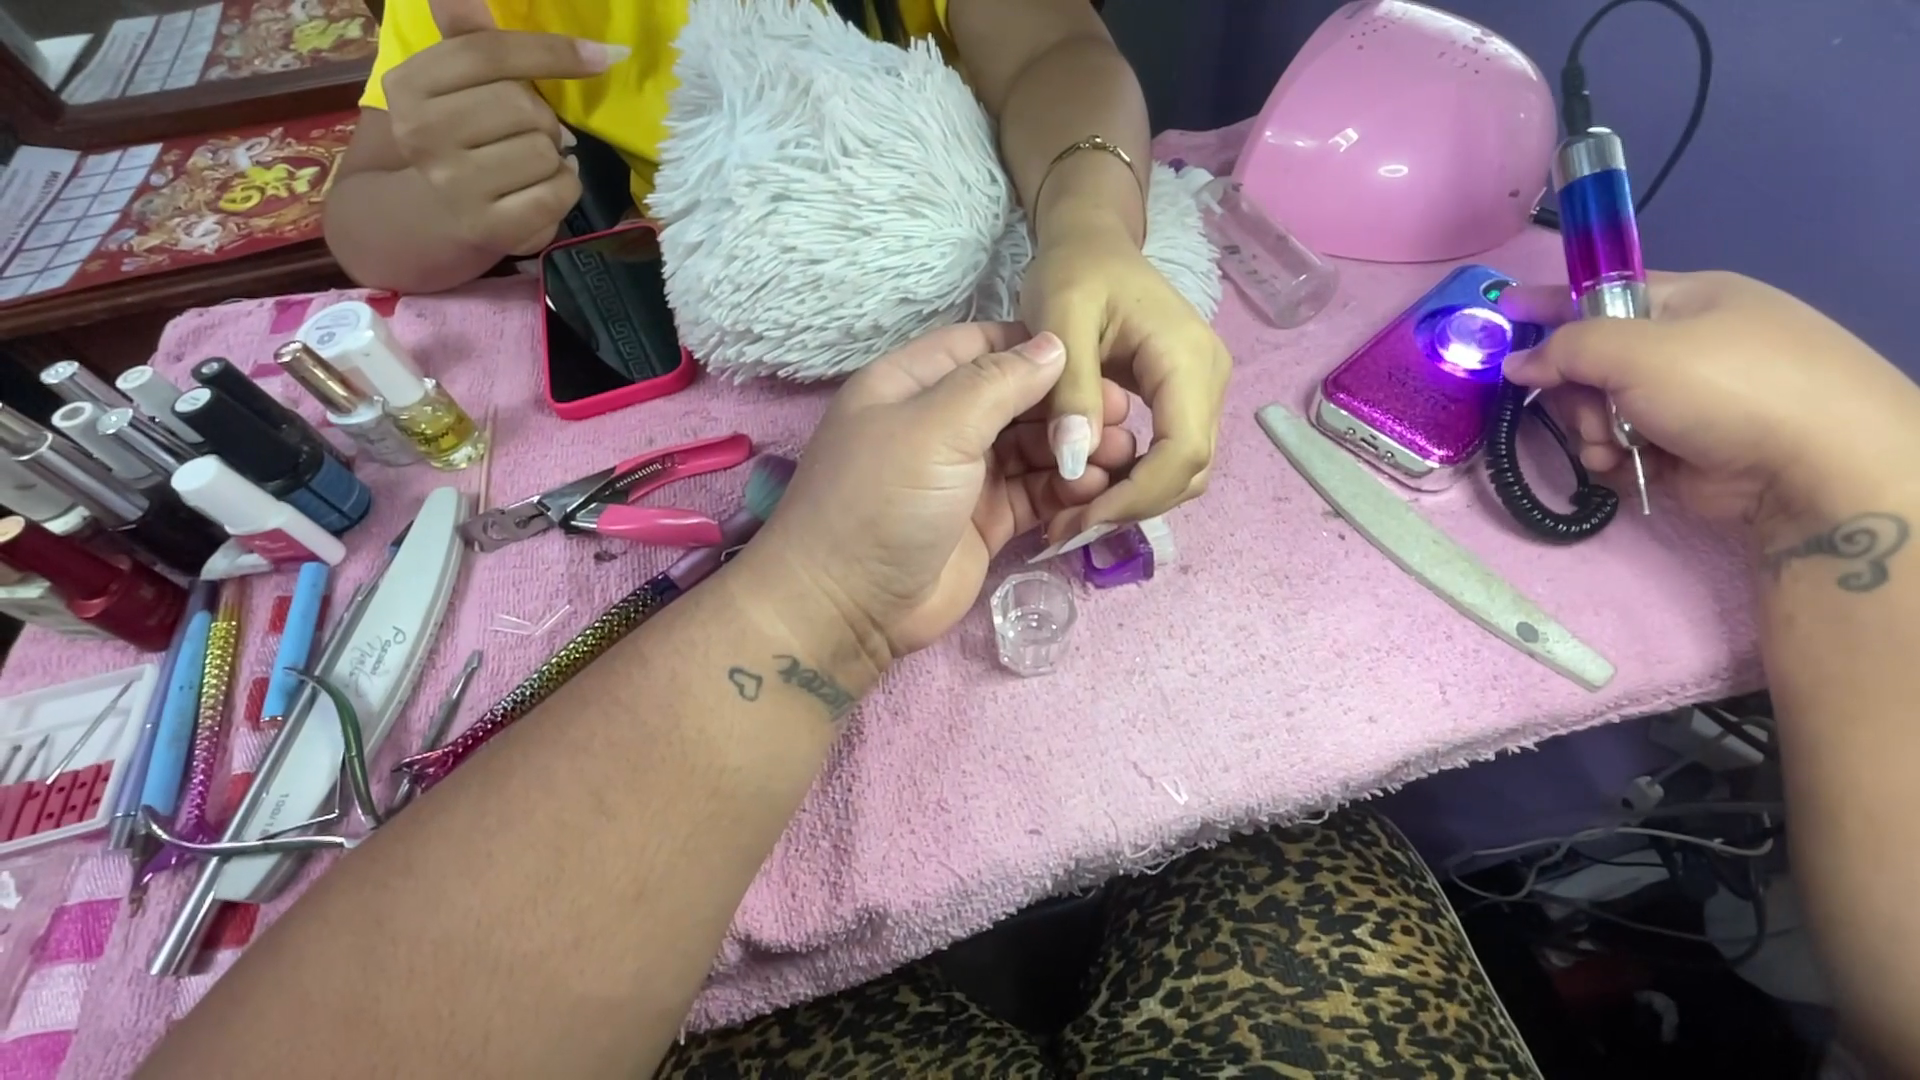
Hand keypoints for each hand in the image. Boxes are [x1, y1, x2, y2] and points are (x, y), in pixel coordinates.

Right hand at [381, 0, 619, 256]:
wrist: (438, 217)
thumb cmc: (459, 141)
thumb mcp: (453, 86)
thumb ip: (468, 38)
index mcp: (410, 85)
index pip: (488, 53)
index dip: (553, 51)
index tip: (603, 55)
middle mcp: (423, 133)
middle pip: (523, 106)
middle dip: (544, 119)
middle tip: (531, 133)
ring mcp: (456, 185)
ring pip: (545, 151)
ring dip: (556, 157)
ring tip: (533, 165)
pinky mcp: (493, 227)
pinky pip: (559, 191)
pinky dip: (566, 187)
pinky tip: (545, 188)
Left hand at [740, 324, 1135, 661]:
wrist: (847, 607)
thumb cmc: (882, 500)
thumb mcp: (934, 427)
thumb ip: (996, 383)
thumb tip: (1053, 344)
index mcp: (913, 384)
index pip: (985, 347)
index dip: (1039, 350)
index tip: (1097, 359)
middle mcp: (939, 423)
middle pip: (1016, 400)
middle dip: (1068, 406)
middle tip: (1126, 416)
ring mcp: (963, 474)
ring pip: (1031, 449)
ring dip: (1075, 450)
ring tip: (1125, 455)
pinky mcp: (983, 519)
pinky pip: (1033, 493)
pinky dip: (1065, 489)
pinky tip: (1099, 488)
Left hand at [1022, 224, 1231, 542]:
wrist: (1091, 244)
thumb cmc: (1073, 270)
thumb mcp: (1058, 314)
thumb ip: (1069, 387)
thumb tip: (1077, 461)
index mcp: (1186, 359)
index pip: (1184, 451)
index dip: (1137, 496)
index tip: (1083, 519)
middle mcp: (1206, 381)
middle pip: (1188, 472)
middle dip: (1132, 508)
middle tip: (1070, 527)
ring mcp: (1197, 395)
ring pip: (1180, 473)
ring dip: (1129, 502)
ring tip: (1072, 516)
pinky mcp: (1178, 404)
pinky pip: (1165, 459)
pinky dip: (1128, 484)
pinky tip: (1083, 491)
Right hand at [1500, 271, 1919, 543]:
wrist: (1813, 465)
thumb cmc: (1729, 385)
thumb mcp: (1639, 350)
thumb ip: (1566, 349)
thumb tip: (1516, 363)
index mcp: (1687, 302)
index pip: (1601, 294)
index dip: (1550, 301)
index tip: (1503, 309)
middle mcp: (1680, 347)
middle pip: (1586, 360)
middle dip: (1573, 386)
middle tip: (1583, 403)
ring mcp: (1678, 399)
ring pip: (1593, 407)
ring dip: (1589, 428)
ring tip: (1612, 444)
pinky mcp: (1673, 445)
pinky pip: (1611, 444)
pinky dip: (1606, 455)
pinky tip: (1618, 463)